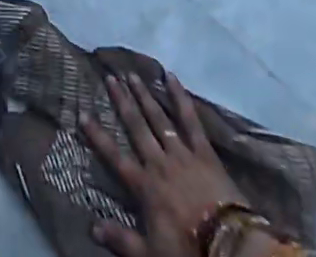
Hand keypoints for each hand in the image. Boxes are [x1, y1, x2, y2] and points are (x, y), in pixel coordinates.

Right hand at [80, 70, 246, 256]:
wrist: (233, 247)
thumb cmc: (190, 249)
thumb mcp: (151, 252)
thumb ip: (122, 239)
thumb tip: (92, 228)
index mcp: (144, 185)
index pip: (114, 155)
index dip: (97, 135)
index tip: (82, 113)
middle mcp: (158, 162)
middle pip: (136, 126)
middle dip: (122, 101)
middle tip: (110, 78)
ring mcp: (182, 154)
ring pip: (158, 118)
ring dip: (144, 96)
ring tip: (132, 75)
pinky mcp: (205, 153)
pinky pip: (191, 121)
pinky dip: (180, 98)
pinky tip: (172, 78)